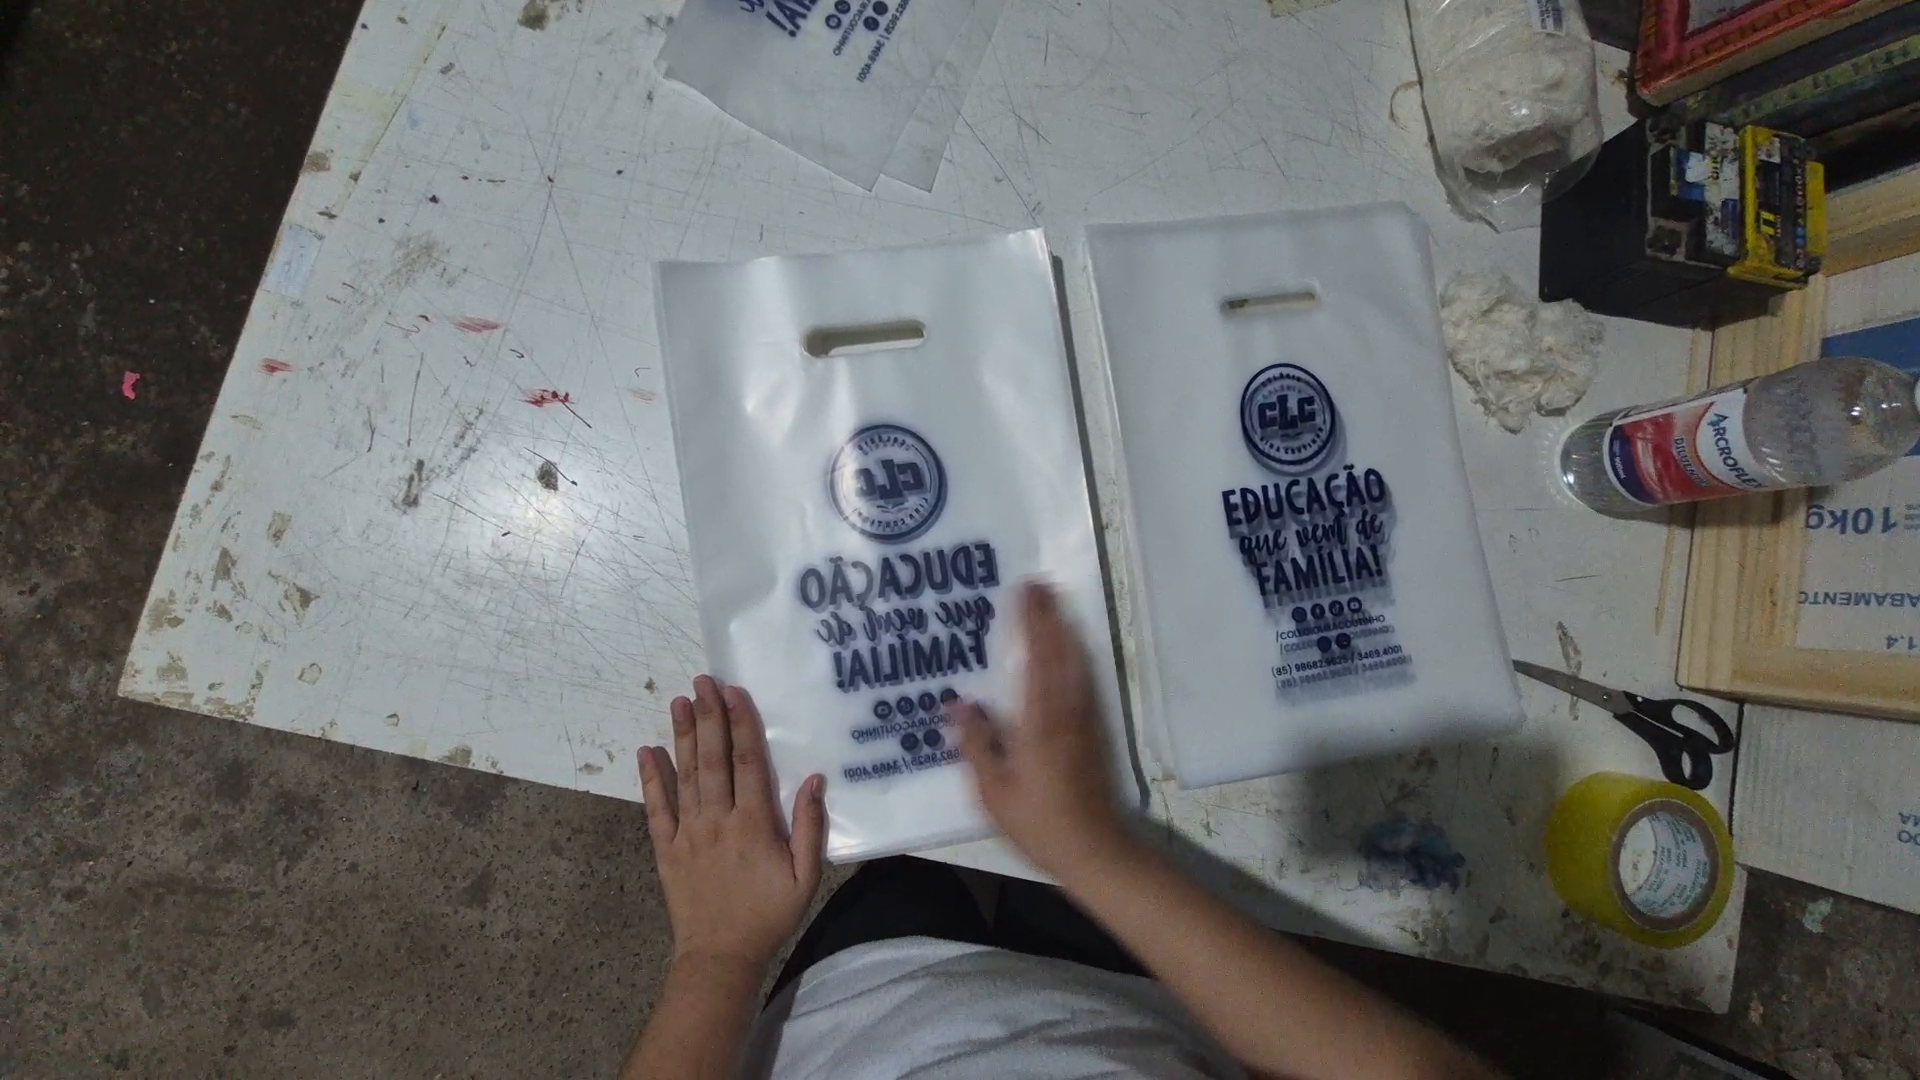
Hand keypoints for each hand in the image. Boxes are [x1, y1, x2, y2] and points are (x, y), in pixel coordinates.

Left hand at [639, 676, 825, 973]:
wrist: (720, 958)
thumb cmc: (768, 914)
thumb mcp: (806, 876)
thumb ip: (810, 827)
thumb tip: (816, 779)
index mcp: (753, 823)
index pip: (747, 762)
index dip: (742, 724)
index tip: (734, 692)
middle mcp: (717, 820)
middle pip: (713, 759)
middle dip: (709, 717)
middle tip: (702, 681)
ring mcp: (688, 833)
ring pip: (685, 775)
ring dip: (682, 736)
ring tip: (679, 701)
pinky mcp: (666, 849)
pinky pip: (656, 809)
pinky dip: (651, 779)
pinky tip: (647, 750)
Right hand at [957, 581, 1130, 879]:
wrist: (1095, 849)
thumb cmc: (1038, 823)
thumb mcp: (993, 791)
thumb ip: (976, 744)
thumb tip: (959, 703)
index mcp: (1040, 721)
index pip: (1036, 658)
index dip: (1031, 621)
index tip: (1024, 590)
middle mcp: (1067, 710)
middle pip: (1063, 650)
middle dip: (1051, 614)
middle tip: (1039, 583)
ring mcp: (1086, 718)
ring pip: (1079, 661)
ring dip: (1066, 629)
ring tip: (1053, 604)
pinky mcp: (1095, 729)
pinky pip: (1086, 678)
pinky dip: (1076, 653)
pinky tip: (1070, 649)